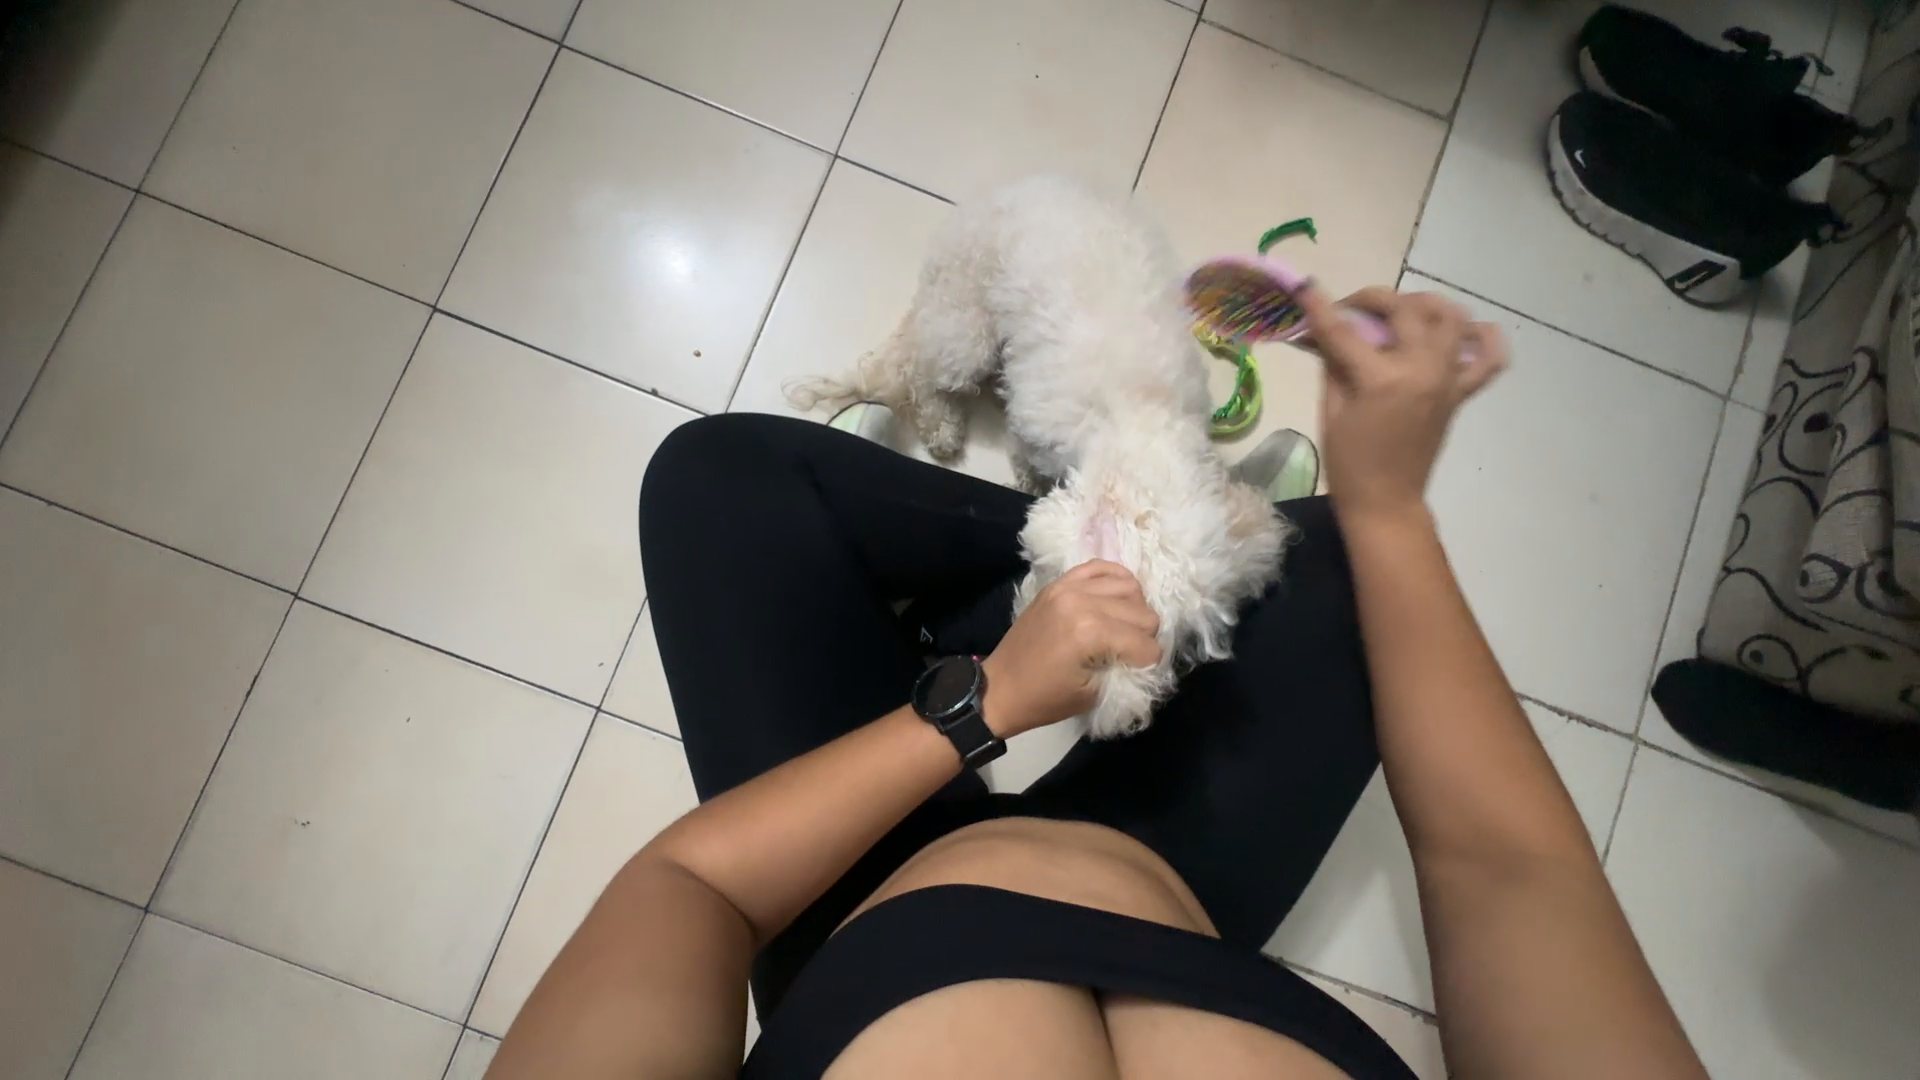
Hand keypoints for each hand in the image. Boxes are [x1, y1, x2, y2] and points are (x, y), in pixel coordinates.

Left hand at [980, 561, 1161, 736]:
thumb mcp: (1095, 695)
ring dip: (1133, 610)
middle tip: (1127, 655)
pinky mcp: (1059, 583)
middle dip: (1143, 638)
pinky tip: (1113, 601)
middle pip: (1144, 613)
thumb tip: (1149, 656)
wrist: (1001, 687)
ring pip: (1129, 586)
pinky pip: (1101, 567)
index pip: (1146, 643)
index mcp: (1089, 632)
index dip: (1148, 663)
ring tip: (1120, 629)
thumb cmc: (1045, 699)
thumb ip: (1128, 671)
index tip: (1134, 673)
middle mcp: (1081, 601)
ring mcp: (1068, 587)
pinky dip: (1115, 581)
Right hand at [1299, 285, 1508, 525]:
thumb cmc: (1348, 462)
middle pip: (1405, 310)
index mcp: (1382, 380)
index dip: (1320, 308)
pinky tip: (1461, 332)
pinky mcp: (1461, 392)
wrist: (1386, 499)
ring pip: (1450, 318)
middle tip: (1349, 307)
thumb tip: (1326, 333)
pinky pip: (1490, 357)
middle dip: (1373, 298)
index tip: (1304, 287)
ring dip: (1423, 304)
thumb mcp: (1331, 410)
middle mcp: (1422, 370)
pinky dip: (1482, 337)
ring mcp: (1448, 379)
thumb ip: (1333, 365)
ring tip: (1399, 313)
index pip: (1345, 332)